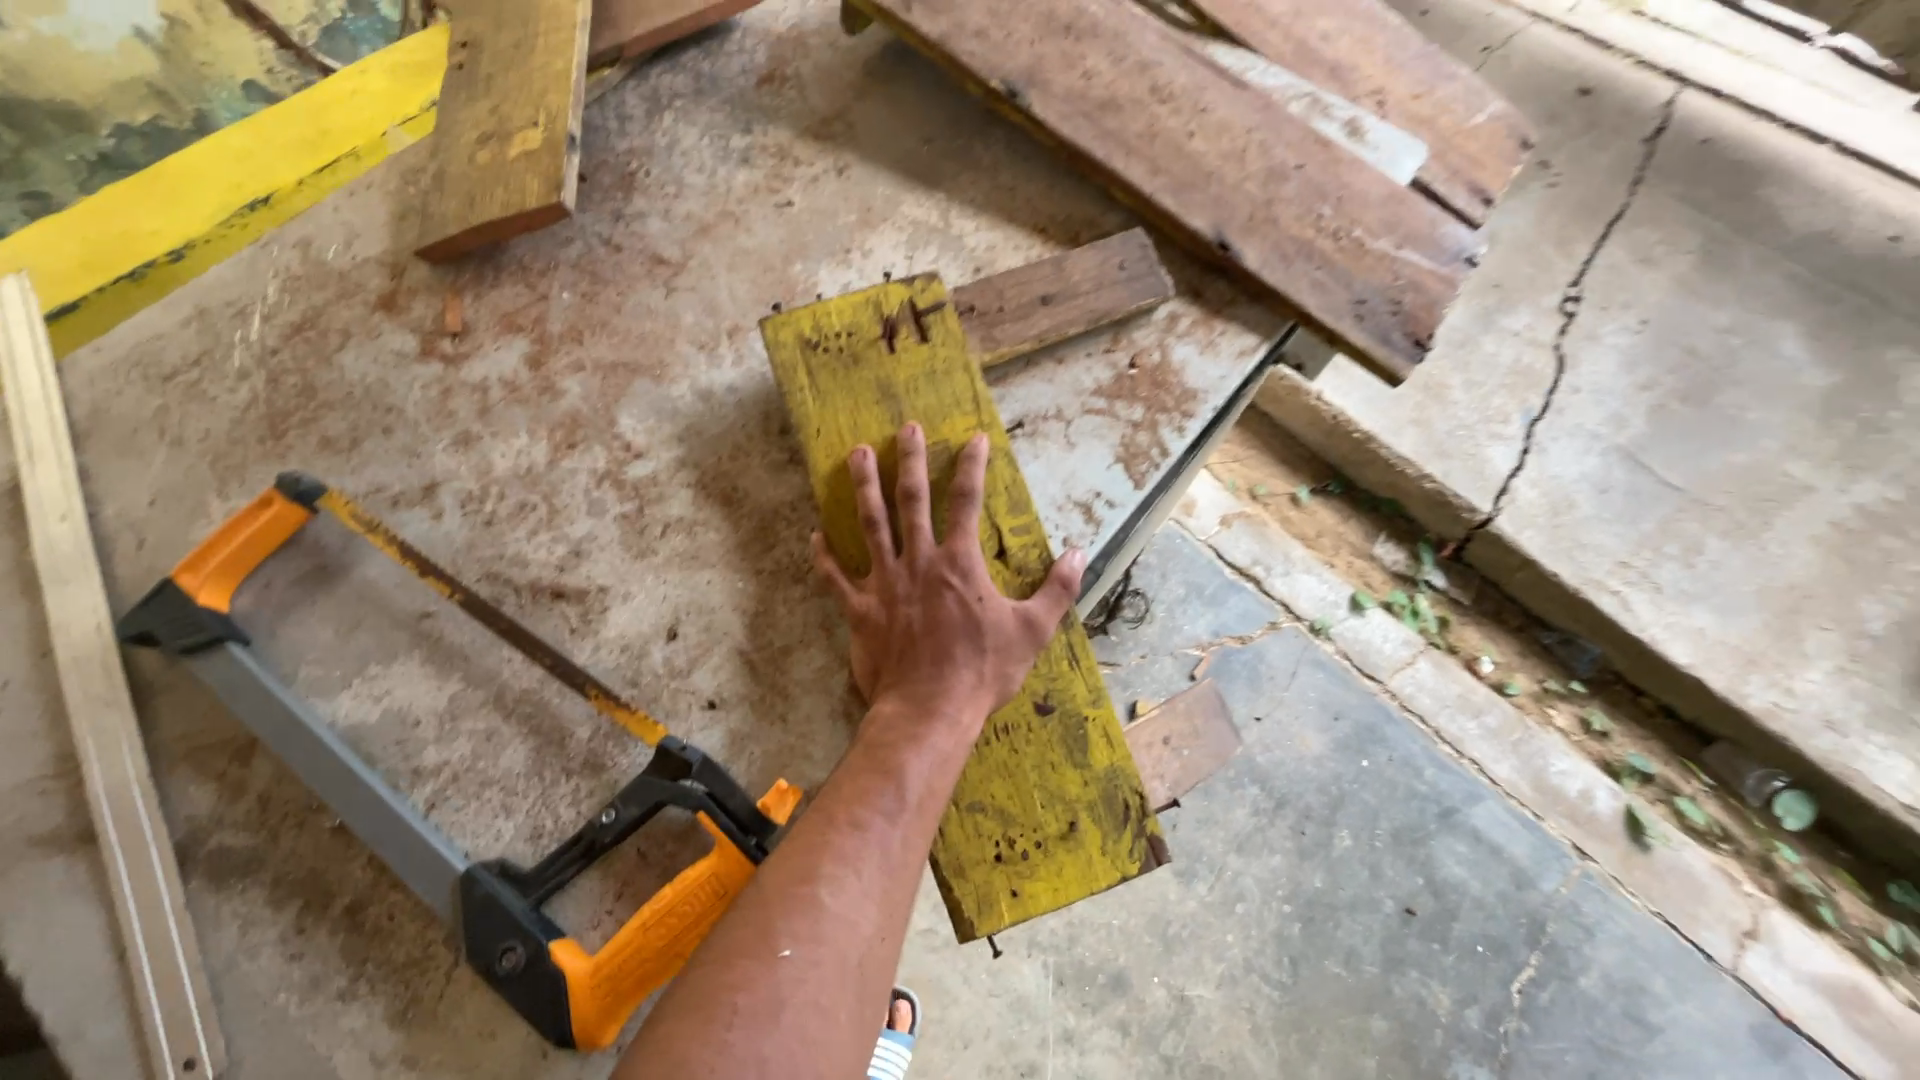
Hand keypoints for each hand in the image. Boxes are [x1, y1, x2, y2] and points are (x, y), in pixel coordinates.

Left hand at [811, 423, 1086, 736]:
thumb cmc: (983, 672)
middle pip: (913, 499)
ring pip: (871, 524)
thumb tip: (1080, 553)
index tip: (974, 438)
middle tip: (906, 428)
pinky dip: (823, 556)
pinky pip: (835, 578)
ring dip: (864, 487)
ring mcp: (884, 584)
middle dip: (910, 459)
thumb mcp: (1033, 631)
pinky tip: (814, 535)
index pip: (967, 501)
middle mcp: (918, 562)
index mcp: (959, 562)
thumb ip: (1059, 590)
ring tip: (856, 454)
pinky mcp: (859, 611)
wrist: (929, 710)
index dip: (972, 466)